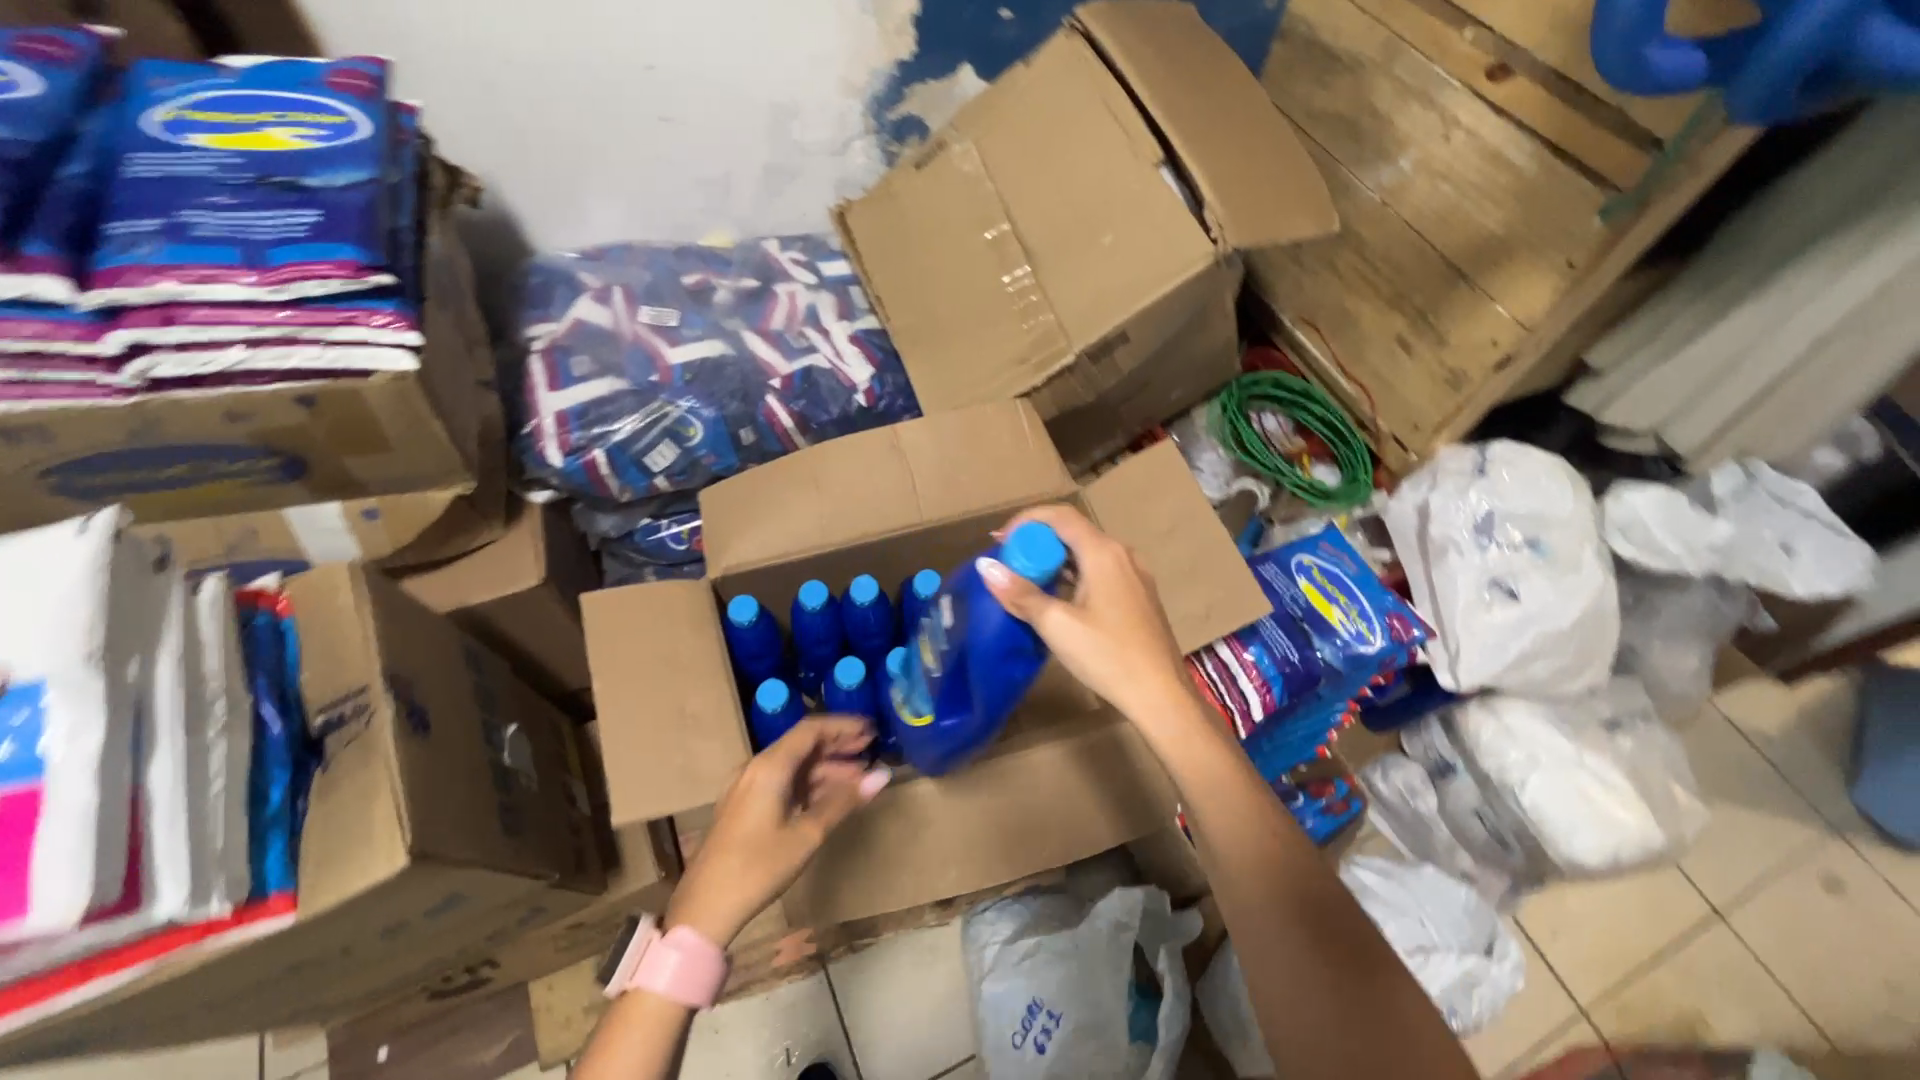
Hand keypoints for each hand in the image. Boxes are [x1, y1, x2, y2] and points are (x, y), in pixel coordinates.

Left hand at [664, 717, 891, 946]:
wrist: (705, 906)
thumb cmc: (758, 868)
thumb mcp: (807, 835)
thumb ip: (843, 802)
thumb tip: (881, 776)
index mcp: (769, 768)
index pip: (811, 730)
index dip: (843, 726)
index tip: (872, 730)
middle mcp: (756, 768)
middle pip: (801, 745)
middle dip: (837, 745)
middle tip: (871, 749)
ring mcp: (747, 787)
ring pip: (793, 766)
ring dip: (825, 768)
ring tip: (858, 778)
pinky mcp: (744, 805)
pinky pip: (782, 782)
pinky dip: (808, 784)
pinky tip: (829, 796)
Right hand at [978, 504, 1193, 724]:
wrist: (1161, 694)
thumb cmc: (1108, 656)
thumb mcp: (1057, 625)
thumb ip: (1020, 593)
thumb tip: (986, 566)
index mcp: (1103, 553)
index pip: (1060, 516)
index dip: (1026, 521)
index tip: (1000, 541)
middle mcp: (1122, 555)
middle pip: (1074, 532)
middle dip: (1038, 542)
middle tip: (1009, 563)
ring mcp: (1135, 576)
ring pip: (1088, 553)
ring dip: (1055, 560)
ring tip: (1027, 581)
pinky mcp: (1139, 596)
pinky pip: (1100, 571)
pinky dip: (1074, 575)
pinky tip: (1059, 599)